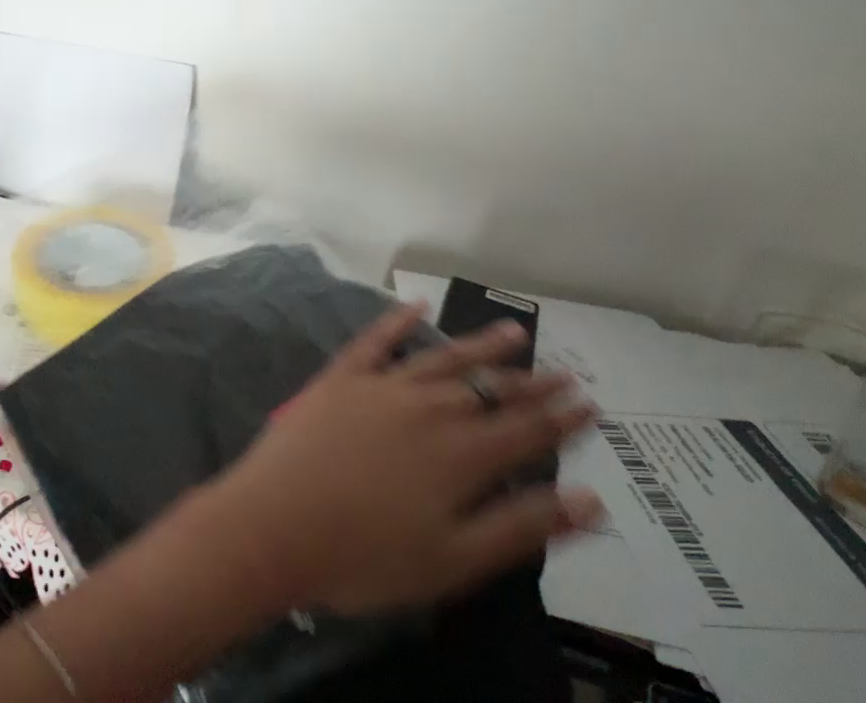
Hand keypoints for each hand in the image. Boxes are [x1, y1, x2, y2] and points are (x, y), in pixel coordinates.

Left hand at [200, 302, 603, 615]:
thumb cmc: (364, 557)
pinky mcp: (339, 379)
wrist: (272, 528)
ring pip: (443, 358)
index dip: (562, 418)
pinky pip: (375, 341)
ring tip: (514, 331)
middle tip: (565, 372)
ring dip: (481, 345)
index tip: (591, 403)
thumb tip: (593, 501)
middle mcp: (429, 409)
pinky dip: (398, 321)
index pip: (527, 431)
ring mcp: (382, 388)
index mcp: (462, 456)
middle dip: (532, 384)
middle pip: (491, 390)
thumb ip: (522, 527)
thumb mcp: (453, 560)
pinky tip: (417, 306)